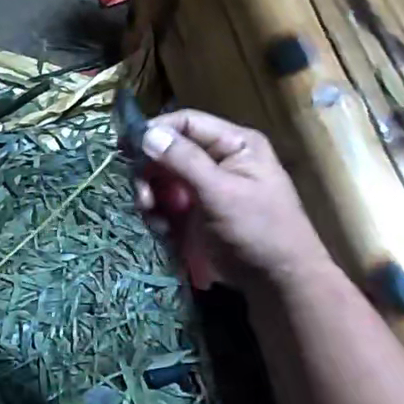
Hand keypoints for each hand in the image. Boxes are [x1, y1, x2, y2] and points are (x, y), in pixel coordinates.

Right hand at [134, 110, 329, 287]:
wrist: (277, 280)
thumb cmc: (258, 230)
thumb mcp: (222, 192)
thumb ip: (185, 161)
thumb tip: (147, 133)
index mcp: (234, 144)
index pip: (186, 122)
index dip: (156, 131)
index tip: (126, 148)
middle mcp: (217, 159)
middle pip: (169, 151)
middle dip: (151, 171)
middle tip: (142, 196)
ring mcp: (204, 187)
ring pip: (162, 178)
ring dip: (151, 195)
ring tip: (151, 215)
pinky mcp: (195, 212)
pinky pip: (165, 202)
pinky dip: (157, 213)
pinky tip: (160, 228)